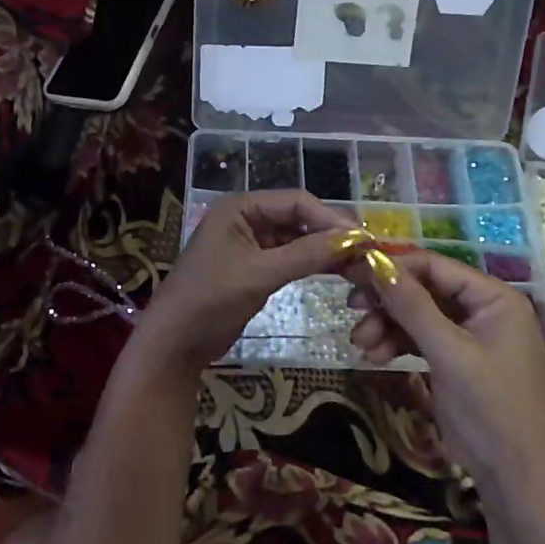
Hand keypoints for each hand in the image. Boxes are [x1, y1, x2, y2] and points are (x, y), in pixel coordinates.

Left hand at [130, 190, 357, 373]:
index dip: (331, 218)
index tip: (364, 239)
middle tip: (368, 254)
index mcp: (240, 207)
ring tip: (360, 266)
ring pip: (297, 239)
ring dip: (325, 250)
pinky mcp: (254, 268)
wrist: (176, 342)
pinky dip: (312, 264)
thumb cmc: (210, 300)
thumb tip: (355, 239)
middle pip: (299, 218)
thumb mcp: (259, 274)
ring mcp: (250, 244)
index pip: (296, 201)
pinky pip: (290, 258)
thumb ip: (305, 254)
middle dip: (331, 234)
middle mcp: (245, 218)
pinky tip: (338, 273)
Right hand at [347, 249, 544, 483]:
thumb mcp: (449, 353)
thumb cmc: (491, 408)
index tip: (351, 275)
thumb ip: (412, 306)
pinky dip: (395, 345)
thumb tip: (375, 263)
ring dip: (385, 326)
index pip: (435, 266)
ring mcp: (469, 336)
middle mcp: (483, 310)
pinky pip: (419, 339)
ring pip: (416, 315)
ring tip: (361, 346)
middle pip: (423, 290)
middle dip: (386, 302)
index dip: (393, 267)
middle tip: (350, 310)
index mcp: (495, 299)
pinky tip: (374, 357)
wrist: (515, 476)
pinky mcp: (455, 360)